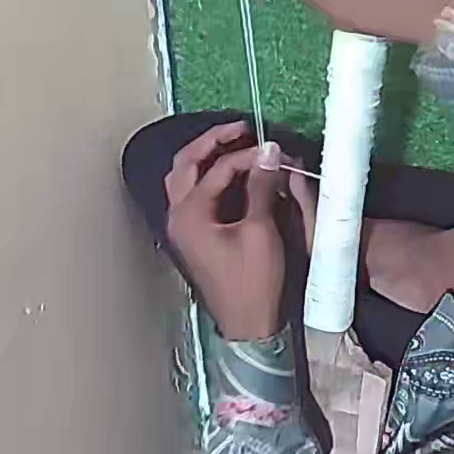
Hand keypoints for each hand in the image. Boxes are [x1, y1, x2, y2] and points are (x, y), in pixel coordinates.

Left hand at [165, 122, 311, 340]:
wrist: (248, 324)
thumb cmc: (253, 281)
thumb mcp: (260, 230)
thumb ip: (261, 187)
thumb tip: (269, 151)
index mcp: (190, 214)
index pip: (218, 169)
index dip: (247, 156)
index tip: (274, 150)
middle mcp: (178, 216)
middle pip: (186, 164)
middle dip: (212, 142)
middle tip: (241, 130)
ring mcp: (183, 227)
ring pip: (185, 178)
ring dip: (206, 158)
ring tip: (235, 145)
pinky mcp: (194, 235)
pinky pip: (193, 194)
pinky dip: (209, 178)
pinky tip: (232, 174)